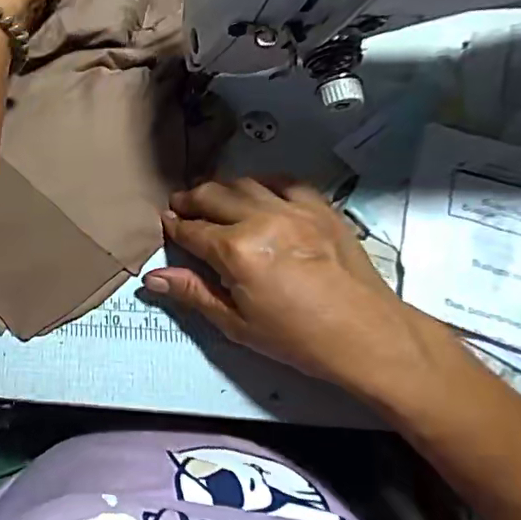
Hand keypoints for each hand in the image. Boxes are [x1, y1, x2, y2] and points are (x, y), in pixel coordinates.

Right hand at [142, 179, 469, 408]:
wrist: (367, 335)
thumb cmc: (298, 338)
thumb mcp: (237, 324)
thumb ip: (194, 293)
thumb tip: (153, 278)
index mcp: (237, 251)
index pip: (192, 230)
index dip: (174, 226)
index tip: (165, 223)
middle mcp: (261, 220)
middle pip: (213, 196)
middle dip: (190, 199)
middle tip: (180, 206)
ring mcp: (293, 209)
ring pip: (244, 183)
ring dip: (222, 188)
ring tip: (212, 197)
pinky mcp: (320, 207)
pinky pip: (284, 181)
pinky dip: (263, 183)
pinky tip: (257, 192)